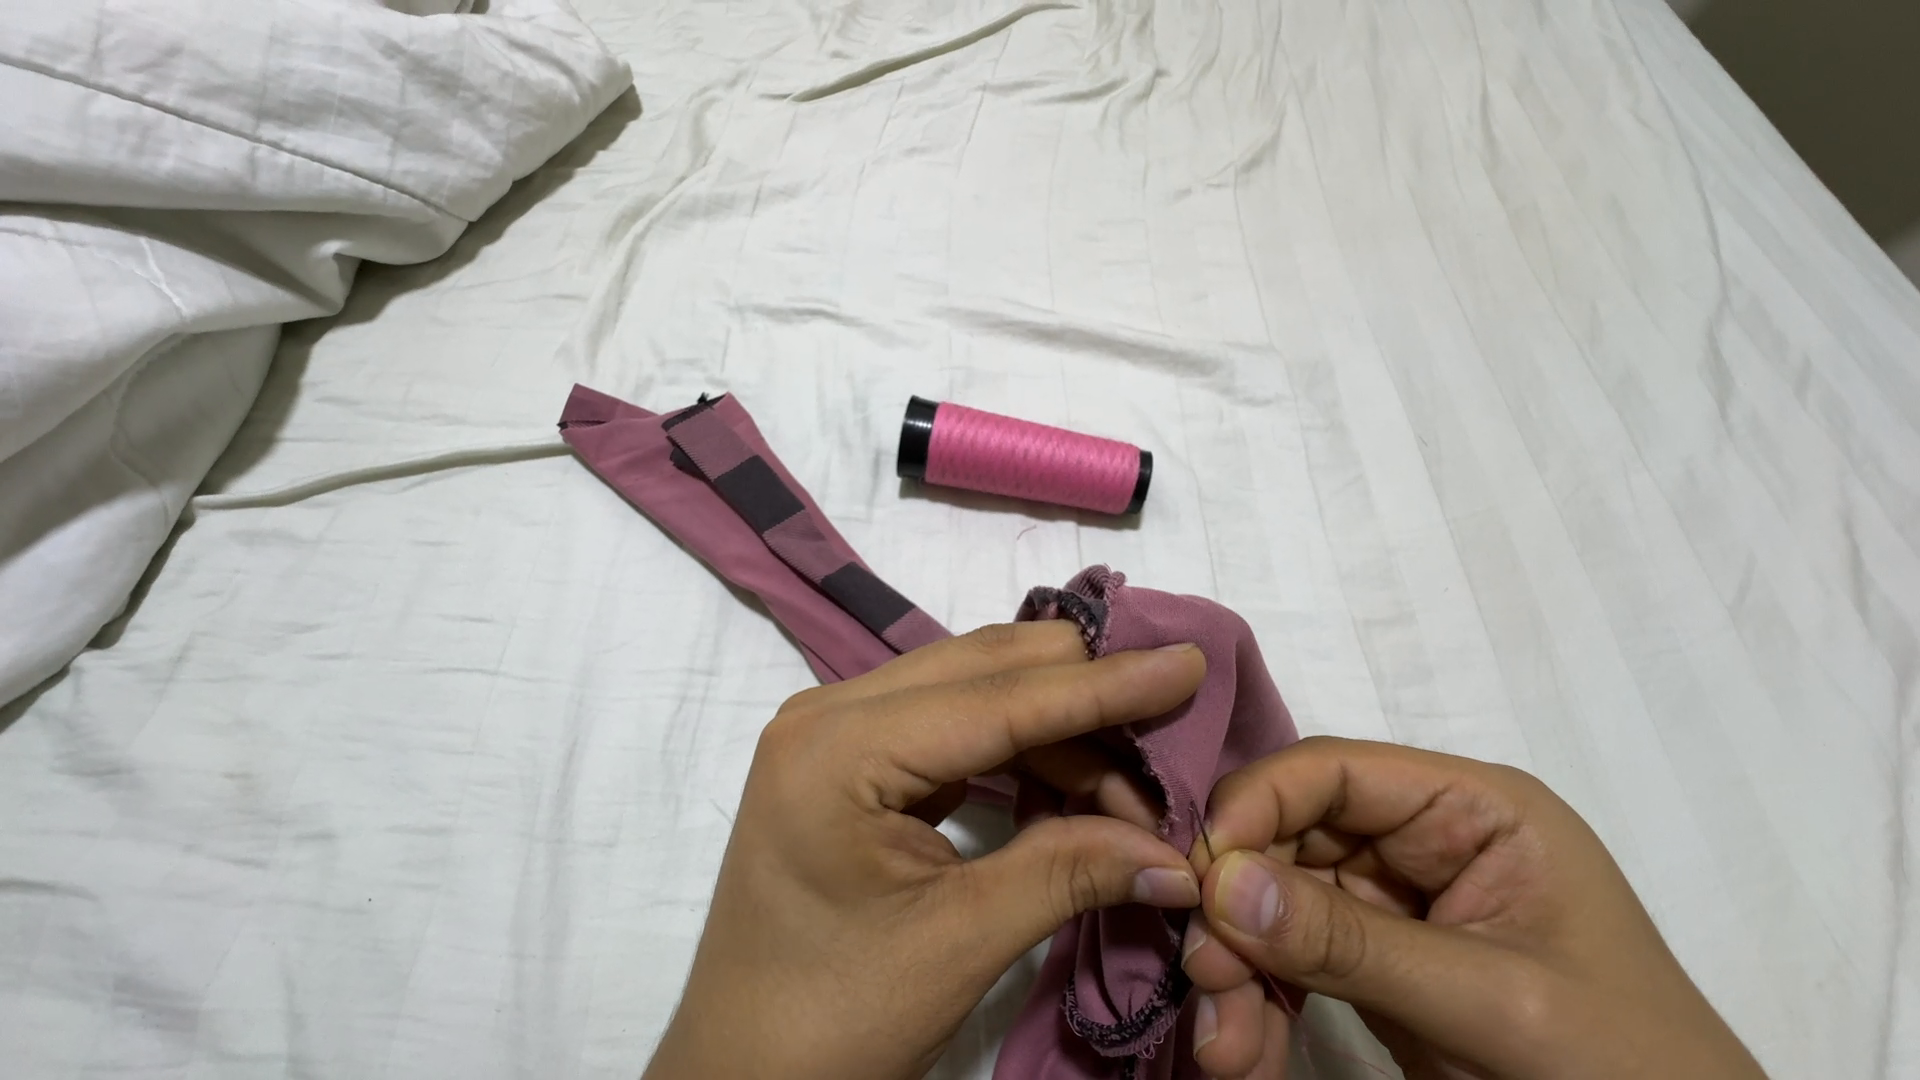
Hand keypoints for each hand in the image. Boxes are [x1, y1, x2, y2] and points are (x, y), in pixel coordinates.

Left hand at [644, 622, 1207, 1079]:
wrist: (740, 1069)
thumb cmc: (832, 1018)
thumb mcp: (958, 943)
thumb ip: (1069, 873)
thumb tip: (1177, 852)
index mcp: (838, 746)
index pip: (995, 699)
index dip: (1100, 685)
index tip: (1185, 663)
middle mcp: (832, 710)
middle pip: (984, 669)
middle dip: (1084, 694)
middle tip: (1173, 725)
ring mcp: (842, 727)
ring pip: (977, 690)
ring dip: (1062, 727)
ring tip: (1134, 784)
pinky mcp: (860, 756)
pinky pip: (959, 726)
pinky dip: (1025, 748)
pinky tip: (1077, 780)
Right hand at [1180, 738, 1767, 1079]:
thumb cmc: (1627, 1079)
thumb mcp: (1492, 1009)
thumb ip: (1348, 943)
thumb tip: (1217, 883)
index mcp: (1470, 809)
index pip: (1333, 772)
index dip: (1255, 806)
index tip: (1197, 874)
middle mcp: (1421, 839)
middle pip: (1289, 838)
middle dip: (1239, 909)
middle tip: (1202, 976)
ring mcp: (1391, 902)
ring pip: (1274, 903)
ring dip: (1238, 968)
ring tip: (1223, 1046)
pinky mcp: (1370, 960)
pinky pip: (1287, 959)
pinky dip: (1256, 1001)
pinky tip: (1240, 1053)